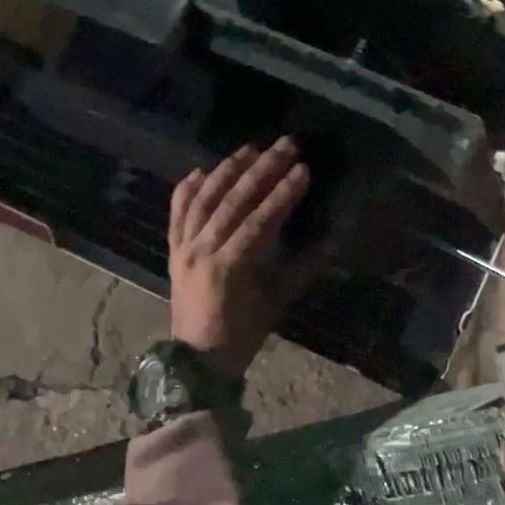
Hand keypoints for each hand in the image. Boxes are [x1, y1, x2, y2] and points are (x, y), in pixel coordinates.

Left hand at [168, 137, 310, 377]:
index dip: (283, 193)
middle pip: (234, 200)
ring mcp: (185, 247)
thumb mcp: (276, 302)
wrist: (196, 359)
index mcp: (232, 265)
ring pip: (205, 199)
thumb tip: (330, 245)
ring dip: (228, 170)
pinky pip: (178, 212)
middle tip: (284, 145)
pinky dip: (189, 189)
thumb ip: (301, 271)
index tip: (303, 169)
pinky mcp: (174, 250)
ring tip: (250, 148)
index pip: (262, 219)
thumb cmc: (242, 333)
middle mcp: (204, 249)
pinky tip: (203, 171)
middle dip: (262, 170)